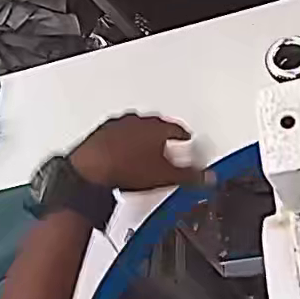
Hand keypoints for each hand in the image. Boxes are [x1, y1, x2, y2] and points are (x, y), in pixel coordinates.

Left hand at [69, 114, 208, 192]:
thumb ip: (190, 176)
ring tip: (144, 152)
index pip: (177, 128)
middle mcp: (138, 121)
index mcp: (157, 127)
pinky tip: (122, 154)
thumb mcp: (166, 177)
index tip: (186, 138)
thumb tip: (208, 177)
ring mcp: (118, 125)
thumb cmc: (126, 168)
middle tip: (167, 145)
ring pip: (136, 128)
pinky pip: (117, 134)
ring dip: (141, 137)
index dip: (183, 135)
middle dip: (162, 135)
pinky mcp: (101, 133)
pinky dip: (123, 142)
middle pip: (156, 125)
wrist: (90, 170)